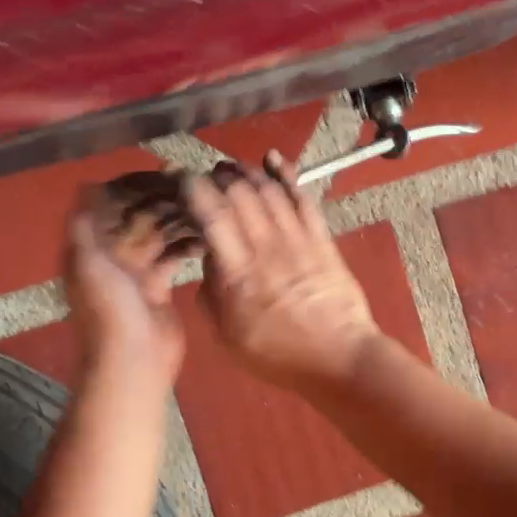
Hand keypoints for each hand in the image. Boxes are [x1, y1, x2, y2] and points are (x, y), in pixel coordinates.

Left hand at [64, 189, 190, 381]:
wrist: (134, 362)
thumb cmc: (111, 311)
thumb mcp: (89, 263)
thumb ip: (84, 223)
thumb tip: (85, 183)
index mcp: (92, 246)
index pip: (112, 204)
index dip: (136, 186)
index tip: (167, 172)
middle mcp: (111, 255)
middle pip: (139, 216)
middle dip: (164, 199)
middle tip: (197, 184)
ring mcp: (136, 271)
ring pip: (159, 234)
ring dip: (179, 218)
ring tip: (207, 203)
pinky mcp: (159, 287)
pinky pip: (173, 256)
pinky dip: (188, 244)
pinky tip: (208, 234)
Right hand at [186, 151, 380, 387]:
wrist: (339, 358)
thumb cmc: (278, 355)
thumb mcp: (228, 335)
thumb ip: (212, 293)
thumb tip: (210, 258)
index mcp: (238, 273)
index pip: (211, 214)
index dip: (191, 187)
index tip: (177, 176)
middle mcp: (266, 247)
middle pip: (239, 194)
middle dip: (217, 176)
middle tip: (205, 176)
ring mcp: (298, 239)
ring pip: (269, 190)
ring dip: (247, 172)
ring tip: (230, 168)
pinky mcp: (322, 239)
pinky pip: (303, 197)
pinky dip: (287, 173)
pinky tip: (273, 158)